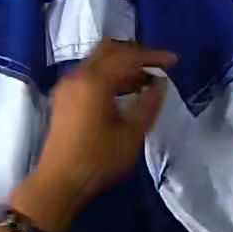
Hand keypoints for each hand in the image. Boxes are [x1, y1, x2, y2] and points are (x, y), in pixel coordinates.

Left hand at [14, 39, 175, 231]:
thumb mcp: (132, 134)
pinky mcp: (63, 95)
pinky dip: (109, 74)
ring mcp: (67, 84)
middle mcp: (77, 75)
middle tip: (158, 66)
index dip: (152, 55)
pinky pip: (89, 72)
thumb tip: (160, 83)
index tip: (173, 61)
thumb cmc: (98, 160)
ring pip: (98, 60)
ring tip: (146, 81)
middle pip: (109, 50)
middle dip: (135, 54)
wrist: (59, 181)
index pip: (127, 56)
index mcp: (94, 81)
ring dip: (122, 65)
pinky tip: (125, 91)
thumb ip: (149, 104)